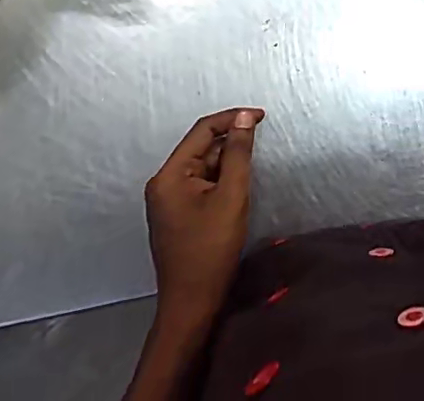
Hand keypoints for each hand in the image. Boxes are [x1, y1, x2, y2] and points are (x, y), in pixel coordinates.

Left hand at [143, 108, 262, 323]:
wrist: (191, 307)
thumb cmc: (211, 252)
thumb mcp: (231, 197)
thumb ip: (238, 154)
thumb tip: (244, 118)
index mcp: (169, 174)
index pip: (202, 130)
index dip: (232, 118)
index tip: (260, 116)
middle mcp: (163, 181)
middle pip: (200, 148)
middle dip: (230, 142)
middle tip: (260, 141)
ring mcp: (167, 199)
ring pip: (201, 166)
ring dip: (226, 162)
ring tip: (250, 168)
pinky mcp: (175, 213)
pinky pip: (199, 183)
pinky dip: (219, 179)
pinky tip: (236, 187)